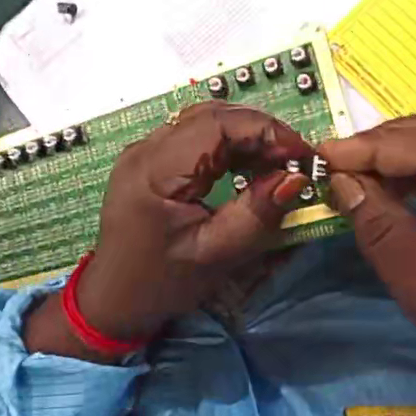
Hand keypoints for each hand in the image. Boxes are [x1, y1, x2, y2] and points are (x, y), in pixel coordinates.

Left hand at [26, 103, 311, 361]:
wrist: (114, 298)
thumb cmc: (162, 282)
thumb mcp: (216, 253)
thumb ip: (257, 212)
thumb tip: (297, 176)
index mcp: (154, 170)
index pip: (216, 123)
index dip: (265, 131)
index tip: (301, 155)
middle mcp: (144, 149)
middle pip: (210, 116)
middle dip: (259, 131)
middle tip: (294, 161)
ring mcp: (142, 152)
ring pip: (203, 122)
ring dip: (244, 136)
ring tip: (276, 164)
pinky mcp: (148, 161)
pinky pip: (192, 138)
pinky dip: (225, 145)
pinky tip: (247, 165)